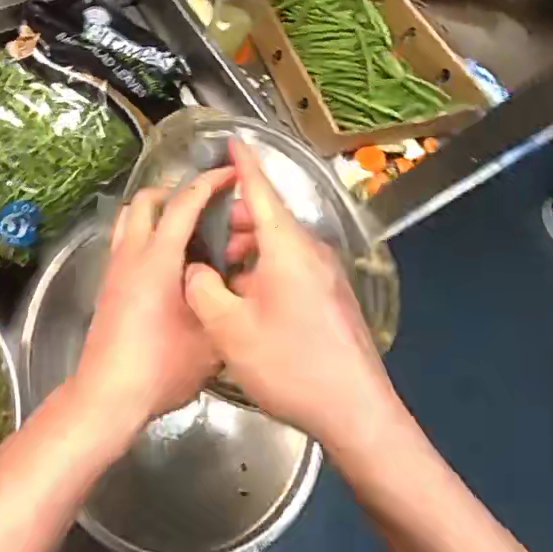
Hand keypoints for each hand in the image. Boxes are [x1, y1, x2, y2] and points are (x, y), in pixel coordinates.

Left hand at [73, 170, 232, 429]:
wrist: (107, 396)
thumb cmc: (159, 368)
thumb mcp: (209, 341)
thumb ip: (223, 303)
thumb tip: (233, 282)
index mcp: (158, 258)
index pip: (183, 203)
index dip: (208, 183)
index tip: (229, 175)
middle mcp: (131, 253)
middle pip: (146, 199)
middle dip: (176, 192)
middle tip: (203, 206)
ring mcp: (115, 267)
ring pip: (128, 217)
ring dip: (155, 211)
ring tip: (184, 229)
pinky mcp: (108, 284)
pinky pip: (124, 240)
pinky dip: (145, 234)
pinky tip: (168, 262)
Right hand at [184, 140, 395, 448]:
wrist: (357, 412)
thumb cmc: (291, 365)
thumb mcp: (230, 329)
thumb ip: (202, 290)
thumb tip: (195, 270)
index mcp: (286, 246)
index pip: (261, 190)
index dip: (243, 163)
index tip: (232, 139)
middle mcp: (311, 251)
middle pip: (267, 219)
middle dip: (235, 222)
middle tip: (205, 239)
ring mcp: (327, 274)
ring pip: (279, 246)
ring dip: (248, 252)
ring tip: (222, 277)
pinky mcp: (333, 297)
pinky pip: (293, 268)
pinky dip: (266, 270)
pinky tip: (250, 303)